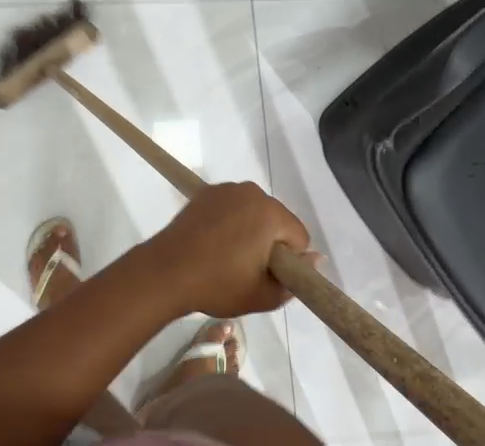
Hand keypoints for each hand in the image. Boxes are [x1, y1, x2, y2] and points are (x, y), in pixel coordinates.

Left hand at [138, 182, 312, 318]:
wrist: (168, 271)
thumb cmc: (219, 284)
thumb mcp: (263, 295)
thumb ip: (295, 280)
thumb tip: (316, 259)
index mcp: (270, 213)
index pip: (299, 237)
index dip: (289, 261)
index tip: (267, 275)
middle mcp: (251, 192)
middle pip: (276, 220)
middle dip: (270, 242)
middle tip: (247, 269)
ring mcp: (226, 189)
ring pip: (254, 212)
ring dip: (250, 230)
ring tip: (228, 257)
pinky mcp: (206, 193)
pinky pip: (232, 207)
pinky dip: (230, 222)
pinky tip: (214, 242)